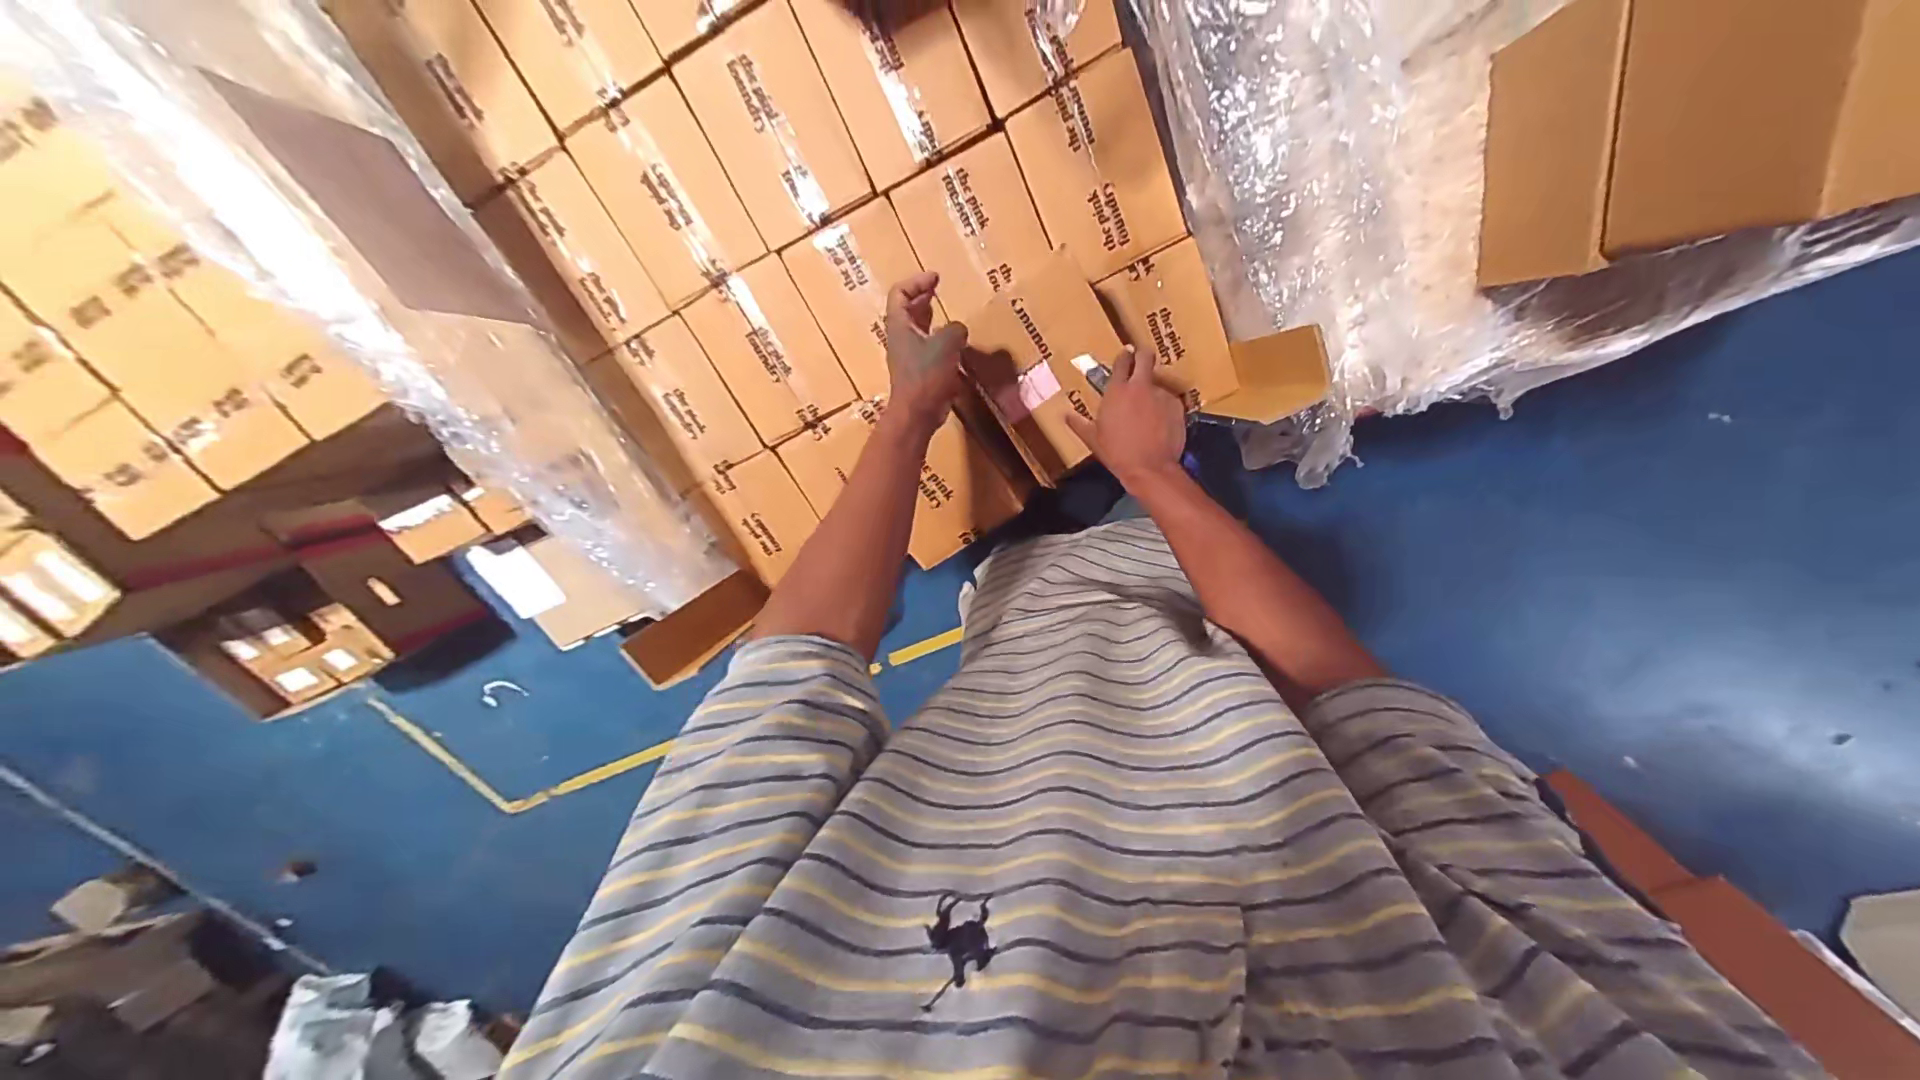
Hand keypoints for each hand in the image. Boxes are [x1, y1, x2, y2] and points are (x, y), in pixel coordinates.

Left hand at [884, 272, 966, 434]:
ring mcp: (908, 356)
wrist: (917, 412)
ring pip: (917, 330)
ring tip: (947, 315)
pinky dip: (939, 341)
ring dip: (931, 320)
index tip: (935, 278)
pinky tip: (955, 345)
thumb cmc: (927, 375)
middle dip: (922, 297)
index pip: (900, 293)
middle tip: (937, 290)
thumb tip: (958, 330)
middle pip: (907, 310)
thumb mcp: (946, 344)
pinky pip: (927, 349)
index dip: (916, 282)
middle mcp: (900, 338)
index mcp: (899, 325)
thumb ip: (954, 329)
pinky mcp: (918, 372)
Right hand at [1065, 345, 1186, 490]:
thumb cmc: (1117, 453)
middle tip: (1140, 361)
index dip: (1124, 356)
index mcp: (1117, 391)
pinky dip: (1164, 408)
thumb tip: (1065, 415)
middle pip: (1146, 357)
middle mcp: (1140, 386)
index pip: (1122, 361)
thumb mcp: (1094, 439)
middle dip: (1143, 356)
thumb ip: (1079, 423)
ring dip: (1152, 393)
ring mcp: (1161, 394)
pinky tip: (1160, 424)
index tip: (1125, 354)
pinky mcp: (1177, 406)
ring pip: (1157, 384)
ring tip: (1148, 413)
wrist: (1150, 468)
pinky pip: (1168, 401)